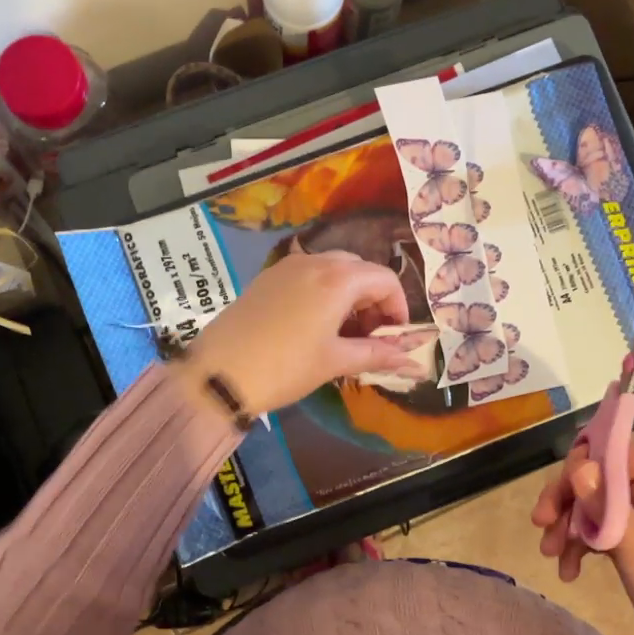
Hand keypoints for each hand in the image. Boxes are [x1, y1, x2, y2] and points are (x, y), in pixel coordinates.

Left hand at [180, 249, 416, 415]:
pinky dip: (323, 294)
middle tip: (370, 338)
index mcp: (338, 278)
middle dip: (373, 301)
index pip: (385, 279)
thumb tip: (413, 362)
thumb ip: (377, 355)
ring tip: (343, 336)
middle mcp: (315, 261)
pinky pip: (308, 276)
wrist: (219, 373)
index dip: (398, 308)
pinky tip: (315, 327)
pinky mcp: (268, 278)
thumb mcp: (335, 362)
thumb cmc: (285, 367)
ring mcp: (287, 267)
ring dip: (349, 297)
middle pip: (360, 270)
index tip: (395, 338)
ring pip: (333, 271)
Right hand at [531, 442, 633, 634]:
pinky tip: (568, 571)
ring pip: (595, 506)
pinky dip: (581, 546)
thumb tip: (579, 464)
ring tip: (550, 557)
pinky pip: (601, 531)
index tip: (554, 498)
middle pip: (599, 479)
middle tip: (539, 527)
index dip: (579, 466)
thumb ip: (607, 507)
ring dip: (568, 527)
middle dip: (567, 501)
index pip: (614, 454)